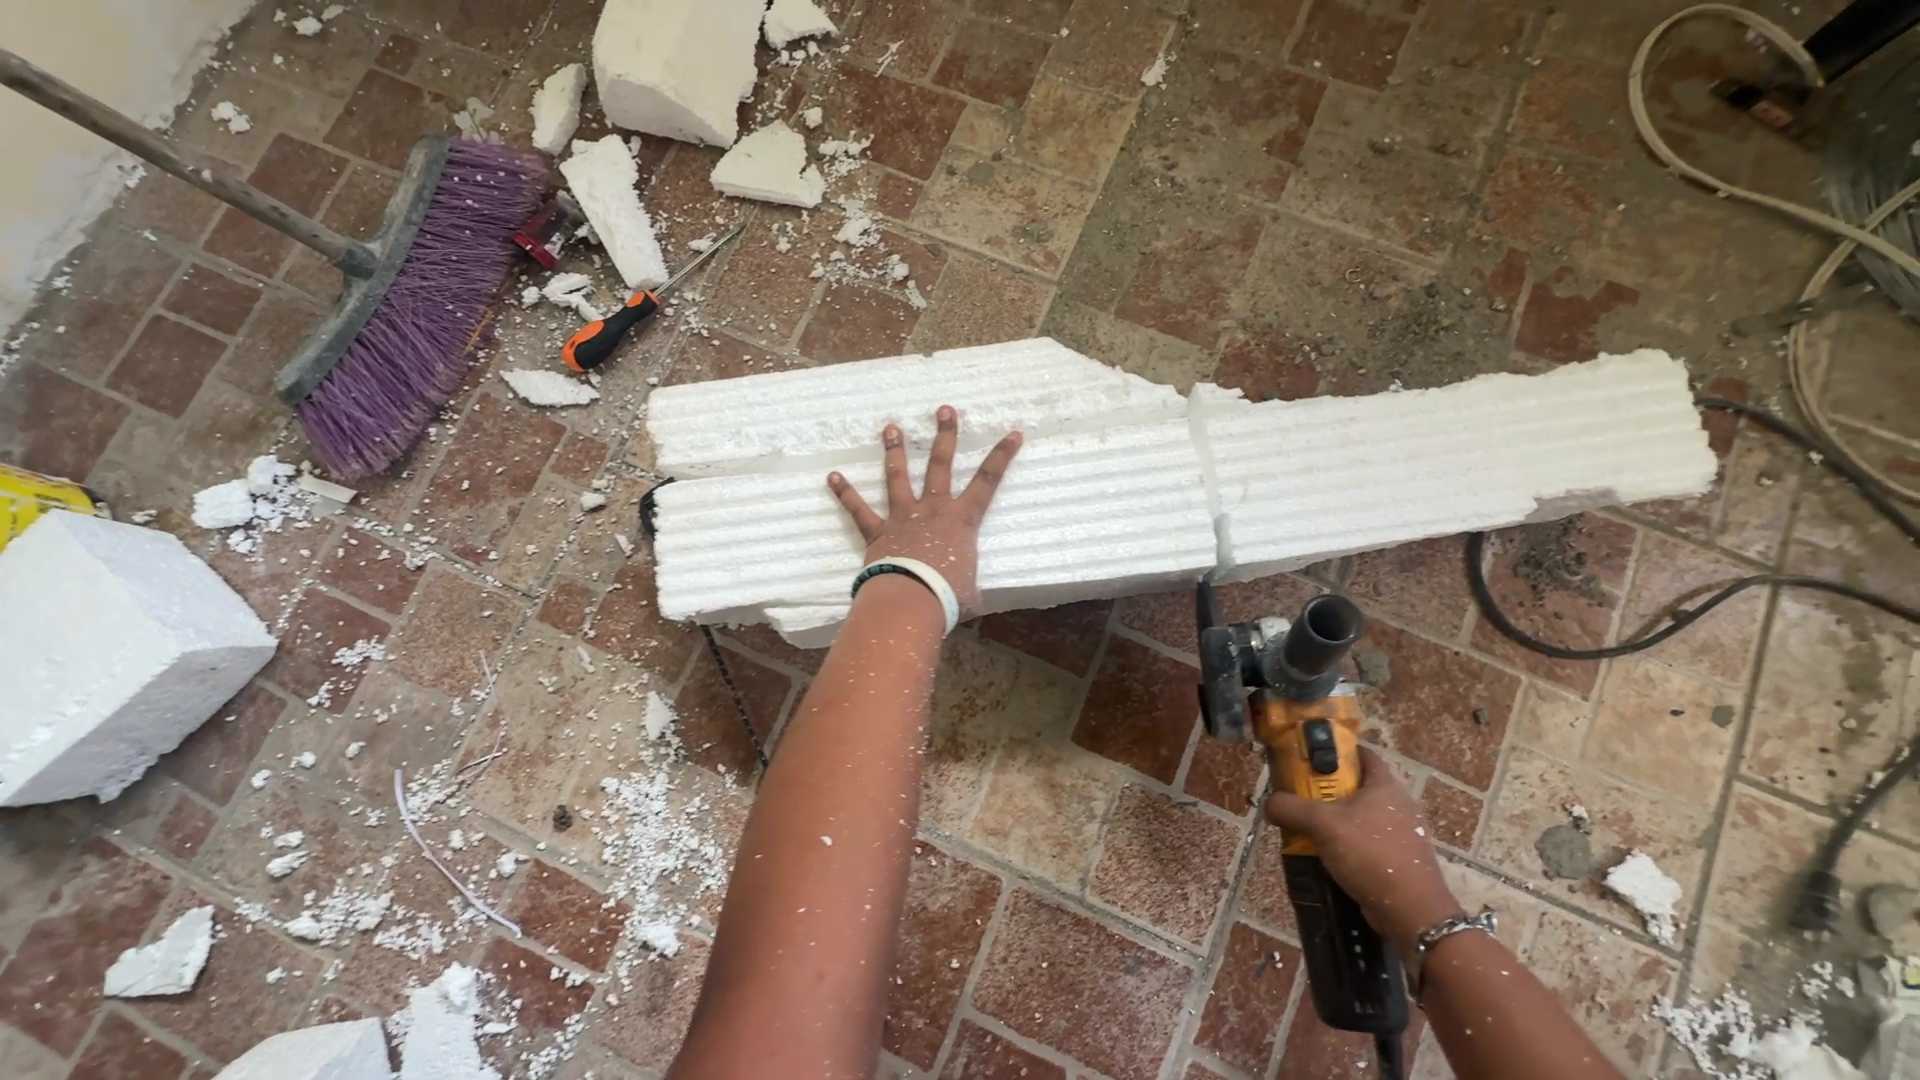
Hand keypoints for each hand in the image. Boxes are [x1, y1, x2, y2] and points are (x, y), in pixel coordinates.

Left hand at [828, 406, 1022, 616]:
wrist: (911, 600)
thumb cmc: (947, 597)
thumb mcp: (969, 590)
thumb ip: (967, 583)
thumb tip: (969, 597)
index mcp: (962, 521)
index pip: (988, 482)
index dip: (1002, 457)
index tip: (1013, 434)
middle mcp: (933, 510)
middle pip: (940, 465)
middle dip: (944, 436)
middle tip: (944, 410)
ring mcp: (903, 518)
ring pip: (898, 477)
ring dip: (894, 451)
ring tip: (890, 427)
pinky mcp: (877, 532)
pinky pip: (858, 510)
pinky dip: (845, 493)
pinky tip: (832, 477)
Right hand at [1263, 746, 1461, 951]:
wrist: (1411, 912)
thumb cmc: (1370, 854)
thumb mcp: (1323, 824)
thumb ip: (1291, 808)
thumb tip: (1269, 804)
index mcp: (1385, 786)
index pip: (1364, 755)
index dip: (1339, 752)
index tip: (1312, 758)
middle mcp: (1398, 805)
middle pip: (1359, 786)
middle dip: (1329, 790)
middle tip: (1301, 795)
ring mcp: (1402, 834)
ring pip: (1362, 817)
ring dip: (1336, 820)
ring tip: (1309, 827)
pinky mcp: (1400, 860)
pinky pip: (1367, 842)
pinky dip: (1347, 844)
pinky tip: (1327, 855)